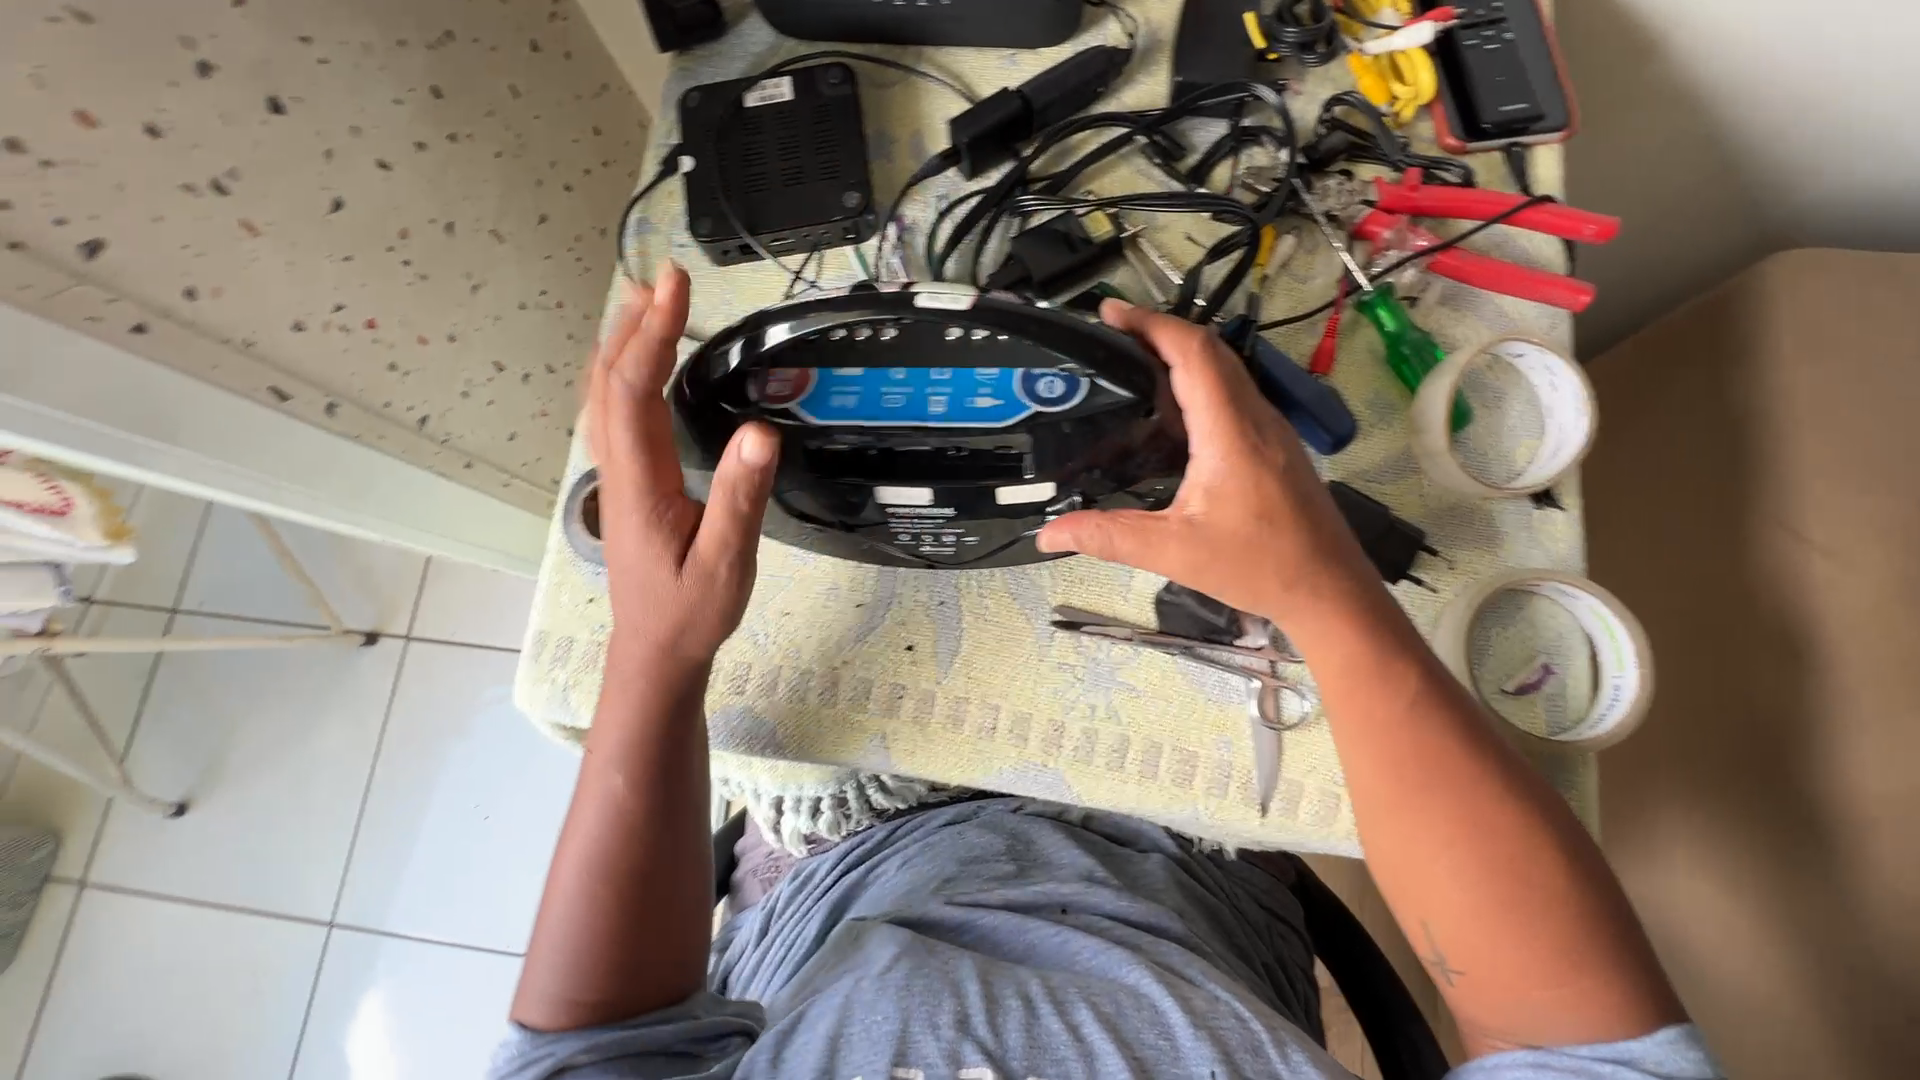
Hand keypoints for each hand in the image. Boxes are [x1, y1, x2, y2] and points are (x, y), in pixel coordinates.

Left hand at [587, 261, 779, 670]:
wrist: (655, 652)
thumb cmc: (690, 612)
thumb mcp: (725, 563)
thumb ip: (740, 499)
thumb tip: (759, 431)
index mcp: (640, 483)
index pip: (636, 391)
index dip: (653, 334)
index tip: (678, 288)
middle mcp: (618, 470)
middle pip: (609, 381)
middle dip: (633, 324)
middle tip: (667, 281)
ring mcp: (617, 477)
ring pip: (604, 396)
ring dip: (623, 344)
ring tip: (652, 304)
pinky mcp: (628, 486)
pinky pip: (615, 415)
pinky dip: (625, 375)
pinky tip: (644, 366)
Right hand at [1037, 300, 1381, 630]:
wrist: (1331, 590)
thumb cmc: (1259, 567)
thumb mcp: (1174, 552)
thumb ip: (1109, 538)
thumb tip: (1049, 534)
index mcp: (1230, 431)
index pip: (1192, 352)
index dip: (1150, 323)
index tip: (1109, 313)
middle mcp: (1255, 417)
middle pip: (1209, 351)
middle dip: (1159, 332)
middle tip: (1110, 337)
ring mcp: (1270, 429)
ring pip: (1225, 371)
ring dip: (1180, 356)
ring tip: (1131, 364)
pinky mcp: (1275, 445)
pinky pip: (1233, 396)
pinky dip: (1197, 384)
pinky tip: (1170, 413)